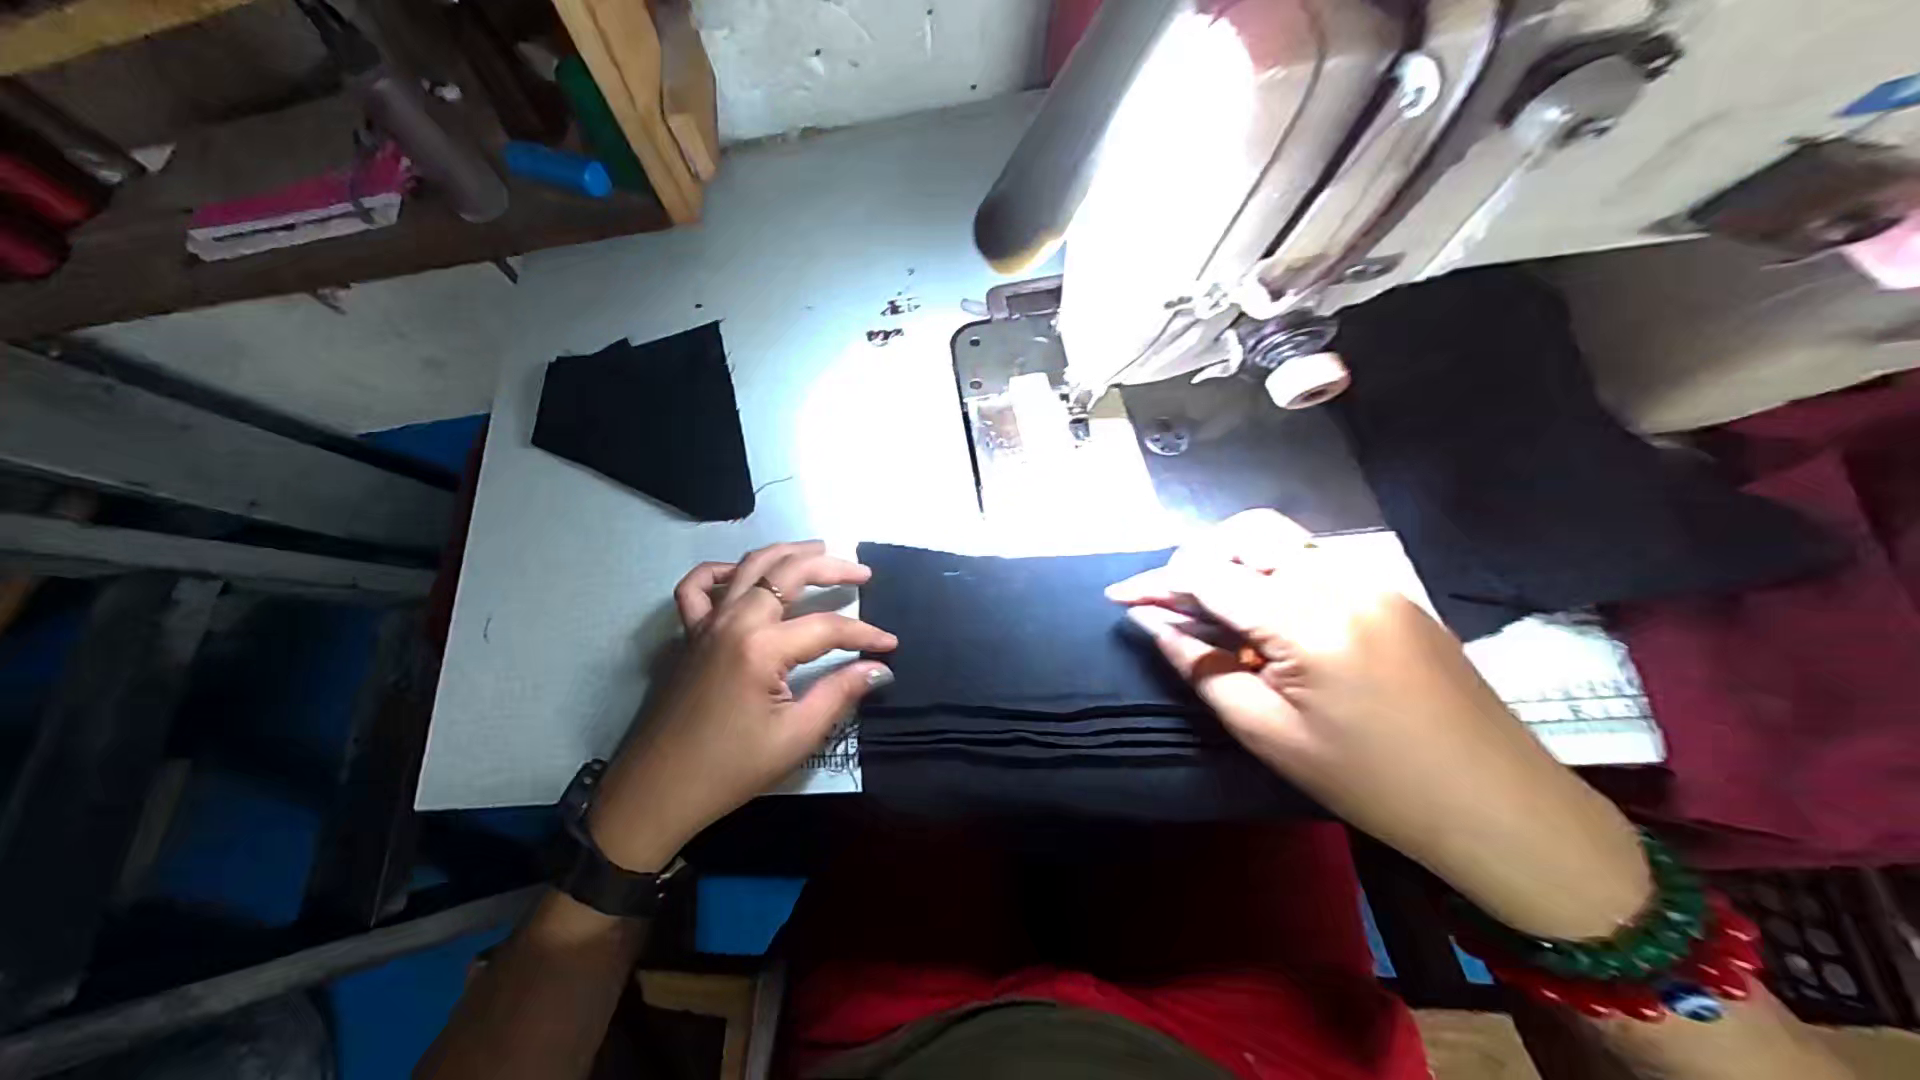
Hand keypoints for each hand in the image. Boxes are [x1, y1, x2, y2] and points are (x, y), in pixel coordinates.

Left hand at [587, 541, 896, 871]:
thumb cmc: (731, 769)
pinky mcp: (689, 635)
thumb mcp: (796, 736)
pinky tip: (740, 574)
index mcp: (761, 647)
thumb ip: (840, 693)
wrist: (658, 791)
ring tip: (817, 550)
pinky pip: (696, 588)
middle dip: (831, 568)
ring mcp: (706, 624)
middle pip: (788, 574)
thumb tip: (879, 668)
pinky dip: (719, 572)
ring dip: (786, 553)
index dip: (864, 633)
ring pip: (748, 567)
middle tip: (862, 573)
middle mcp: (733, 621)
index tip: (889, 644)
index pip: (827, 627)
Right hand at [1107, 510, 1650, 939]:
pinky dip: (1273, 574)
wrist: (1497, 803)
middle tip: (1171, 601)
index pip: (1209, 575)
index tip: (1121, 598)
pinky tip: (1267, 618)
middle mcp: (1341, 581)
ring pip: (1282, 541)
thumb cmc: (1369, 781)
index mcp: (1306, 620)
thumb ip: (1201, 668)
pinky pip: (1315, 561)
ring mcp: (1374, 581)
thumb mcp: (1267, 733)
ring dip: (1234, 560)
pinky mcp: (1393, 592)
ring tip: (1211, 607)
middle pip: (1246, 533)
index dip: (1157, 583)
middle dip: (1197, 557)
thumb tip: (1153, 623)